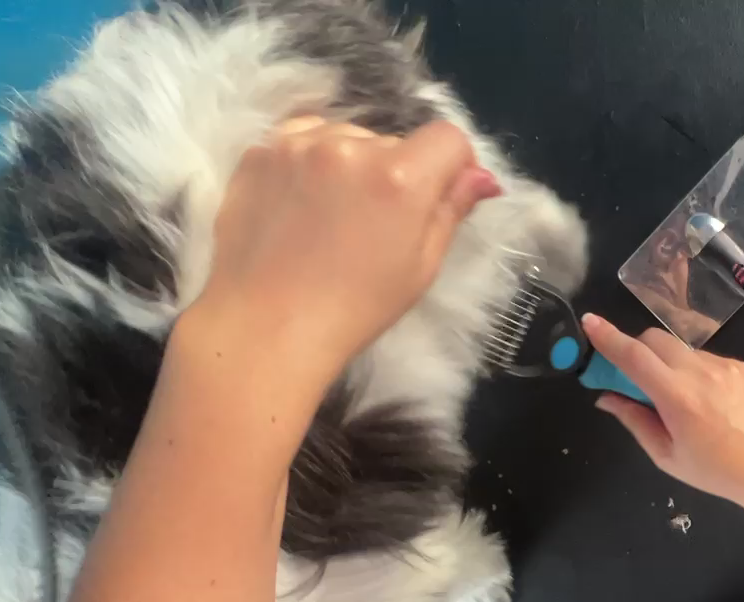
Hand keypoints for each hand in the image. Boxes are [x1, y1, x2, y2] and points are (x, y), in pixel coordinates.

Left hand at [178, 117, 500, 404]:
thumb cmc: (360, 308)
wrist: (270, 322)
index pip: (449, 138)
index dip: (457, 164)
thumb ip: (451, 211)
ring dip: (357, 165)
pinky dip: (316, 163)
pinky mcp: (261, 149)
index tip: (445, 194)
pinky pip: (305, 140)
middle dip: (402, 173)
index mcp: (401, 178)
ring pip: (350, 137)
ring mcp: (298, 142)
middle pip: (397, 141)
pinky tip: (308, 206)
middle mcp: (351, 145)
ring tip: (341, 215)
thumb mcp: (422, 267)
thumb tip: (482, 177)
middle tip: (385, 224)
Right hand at [582, 314, 743, 513]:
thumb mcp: (667, 456)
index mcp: (678, 398)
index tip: (589, 324)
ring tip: (680, 400)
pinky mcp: (742, 366)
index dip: (608, 338)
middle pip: (655, 339)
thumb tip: (606, 397)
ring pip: (682, 350)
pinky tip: (708, 403)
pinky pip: (707, 359)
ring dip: (668, 364)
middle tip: (634, 377)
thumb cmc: (717, 471)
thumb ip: (634, 421)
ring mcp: (725, 365)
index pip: (634, 356)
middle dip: (637, 349)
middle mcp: (701, 372)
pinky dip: (695, 372)